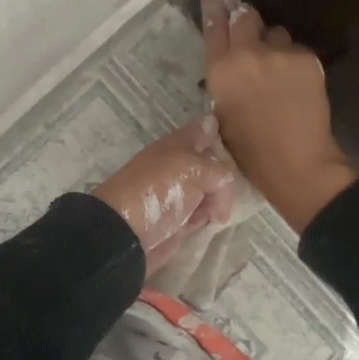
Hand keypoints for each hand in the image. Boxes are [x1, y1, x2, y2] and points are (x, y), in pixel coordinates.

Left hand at [93, 117, 236, 273]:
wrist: (124, 231)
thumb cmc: (158, 191)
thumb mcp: (193, 169)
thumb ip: (216, 168)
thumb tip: (225, 177)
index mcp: (177, 146)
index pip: (202, 130)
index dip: (217, 128)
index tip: (234, 134)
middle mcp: (178, 166)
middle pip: (210, 164)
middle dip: (223, 177)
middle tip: (226, 195)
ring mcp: (176, 194)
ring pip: (208, 190)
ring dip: (216, 200)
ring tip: (215, 213)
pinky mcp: (176, 220)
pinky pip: (200, 213)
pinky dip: (205, 217)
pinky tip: (205, 222)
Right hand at [197, 0, 357, 232]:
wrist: (295, 163)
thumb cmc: (249, 150)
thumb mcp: (221, 112)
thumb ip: (224, 79)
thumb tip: (231, 62)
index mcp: (219, 70)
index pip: (214, 23)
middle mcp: (247, 53)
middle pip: (246, 16)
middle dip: (246, 24)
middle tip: (251, 45)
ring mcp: (280, 54)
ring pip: (276, 34)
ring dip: (273, 46)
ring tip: (277, 76)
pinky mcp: (308, 59)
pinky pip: (297, 51)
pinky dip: (294, 63)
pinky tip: (295, 87)